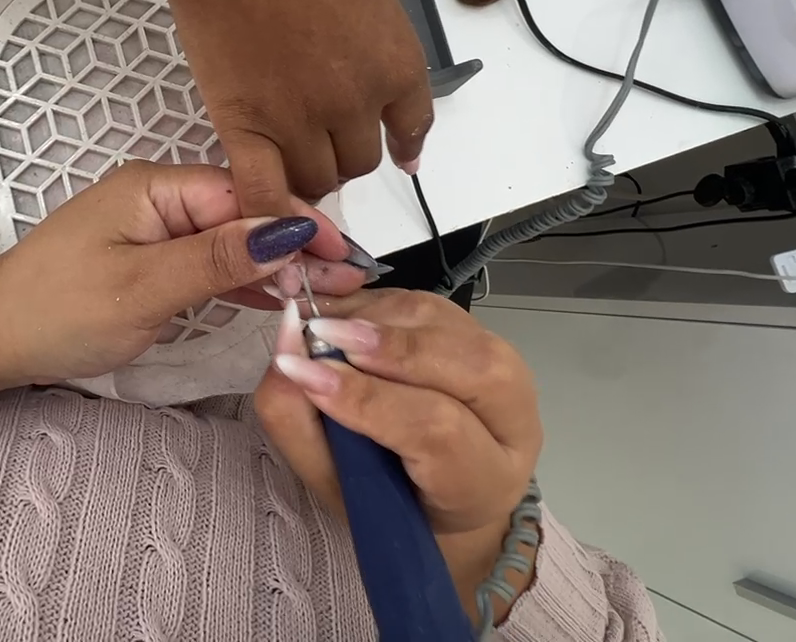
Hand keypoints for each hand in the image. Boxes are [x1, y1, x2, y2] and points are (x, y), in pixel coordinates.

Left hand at [0, 162, 368, 407]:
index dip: (296, 221)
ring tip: (331, 291)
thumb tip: (285, 233)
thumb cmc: (61, 309)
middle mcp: (161, 198)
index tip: (344, 253)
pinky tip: (281, 296)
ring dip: (276, 266)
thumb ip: (216, 259)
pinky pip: (210, 263)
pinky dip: (243, 280)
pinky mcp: (154, 258)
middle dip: (296, 245)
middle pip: (243, 215)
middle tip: (351, 279)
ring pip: (232, 241)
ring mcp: (157, 229)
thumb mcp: (144, 286)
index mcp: (157, 187)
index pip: (244, 194)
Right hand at [119, 0, 433, 213]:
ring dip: (306, 174)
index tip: (394, 155)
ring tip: (283, 154)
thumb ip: (378, 42)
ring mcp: (299, 121)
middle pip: (359, 162)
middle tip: (318, 139)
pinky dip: (269, 213)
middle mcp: (357, 103)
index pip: (410, 128)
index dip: (397, 146)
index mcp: (397, 62)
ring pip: (315, 181)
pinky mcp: (243, 127)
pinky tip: (266, 212)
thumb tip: (372, 72)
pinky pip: (264, 193)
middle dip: (342, 155)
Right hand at [254, 289, 543, 617]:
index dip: (368, 399)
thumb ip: (299, 424)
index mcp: (483, 480)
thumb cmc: (387, 495)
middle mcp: (513, 419)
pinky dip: (374, 302)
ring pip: (446, 323)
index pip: (437, 431)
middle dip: (386, 345)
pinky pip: (424, 301)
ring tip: (318, 324)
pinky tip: (336, 315)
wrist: (442, 483)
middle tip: (317, 333)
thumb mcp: (334, 483)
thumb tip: (282, 355)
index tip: (302, 373)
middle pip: (466, 366)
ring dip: (375, 315)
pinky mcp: (475, 327)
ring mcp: (503, 363)